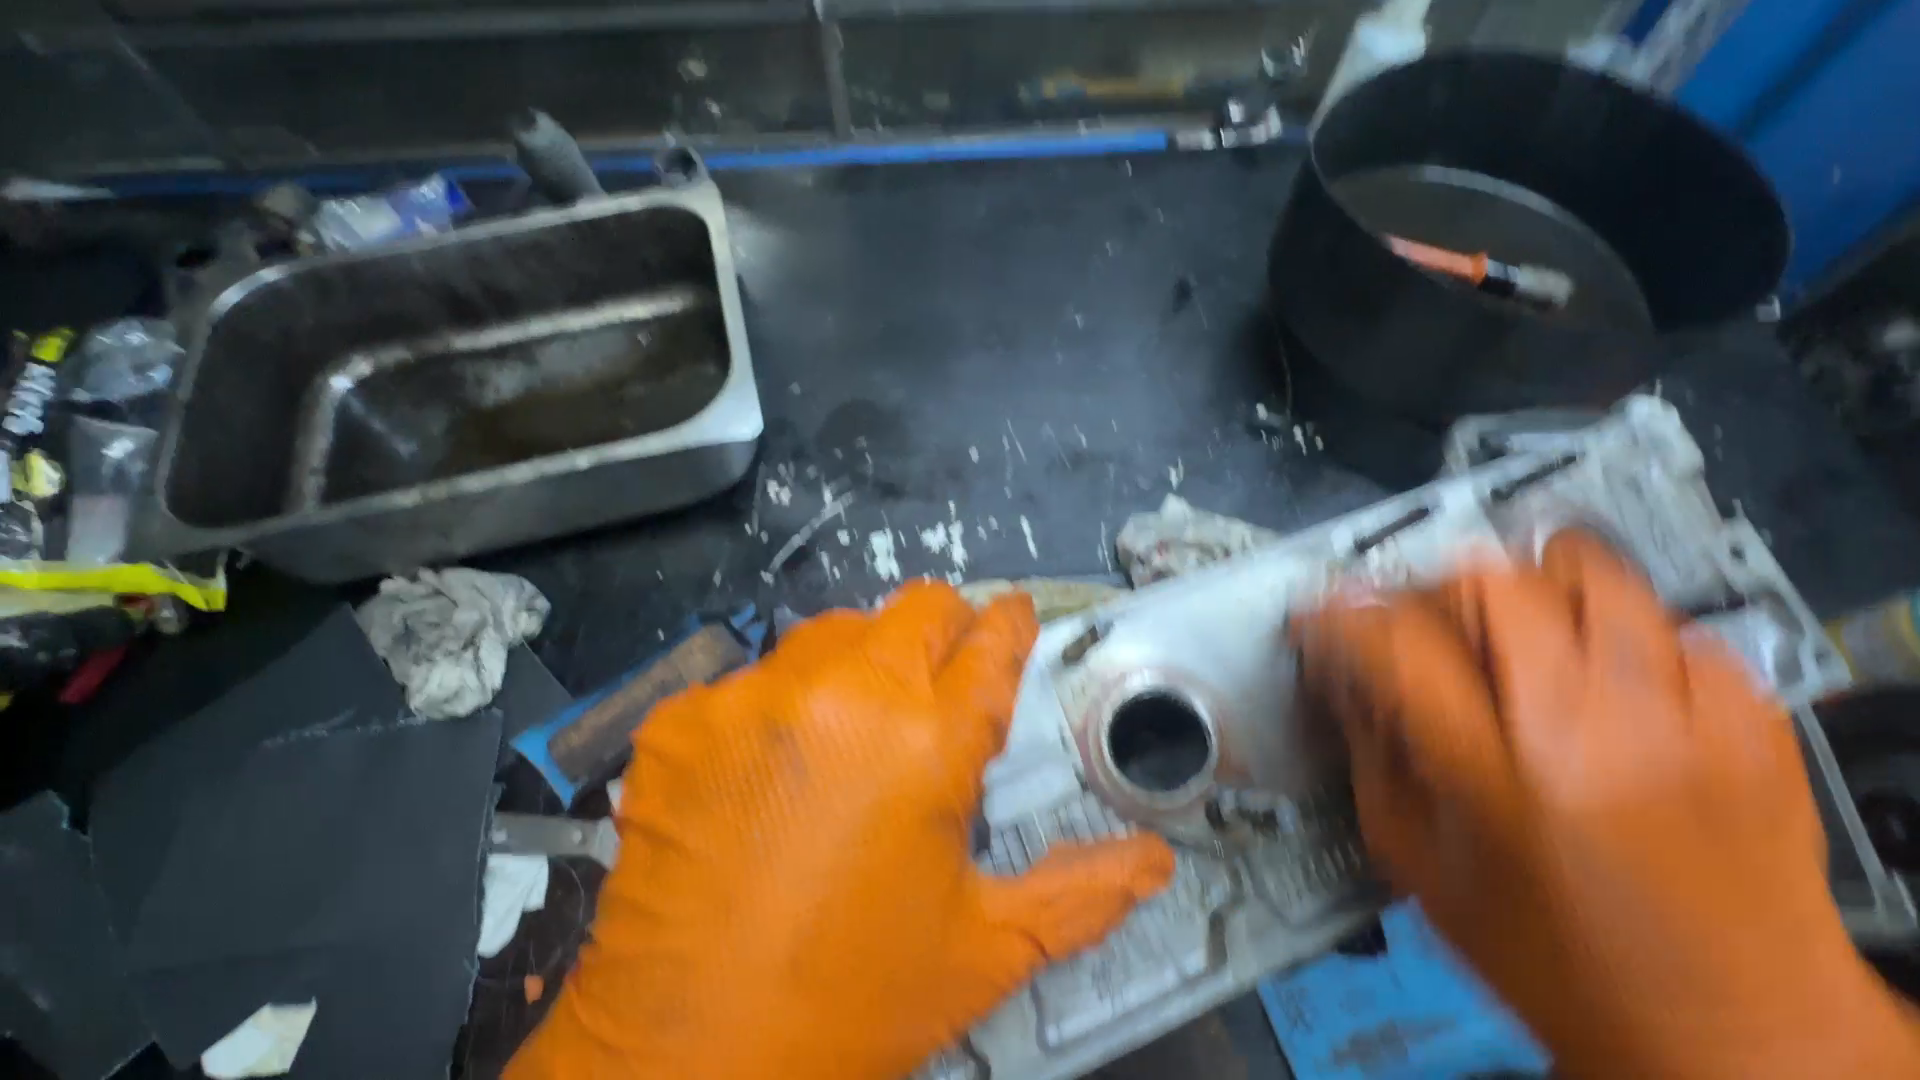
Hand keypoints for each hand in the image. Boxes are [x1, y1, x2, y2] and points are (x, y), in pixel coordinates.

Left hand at [506, 582, 1174, 1079]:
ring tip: (857, 732)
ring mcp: (749, 699)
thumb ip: (1080, 892)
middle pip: (915, 609)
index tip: (1012, 620)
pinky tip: (771, 777)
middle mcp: (840, 696)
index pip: (990, 643)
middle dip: (944, 631)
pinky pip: (749, 682)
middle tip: (943, 682)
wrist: (681, 1053)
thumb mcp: (983, 948)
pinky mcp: (678, 721)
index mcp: (927, 743)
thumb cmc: (849, 999)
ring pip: (830, 633)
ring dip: (860, 665)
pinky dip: (776, 710)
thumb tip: (1155, 860)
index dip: (1010, 624)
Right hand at [1295, 531, 1919, 1077]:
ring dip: (1520, 584)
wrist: (1732, 1029)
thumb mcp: (1422, 859)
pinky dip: (1606, 631)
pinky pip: (1660, 621)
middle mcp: (1593, 728)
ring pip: (1586, 571)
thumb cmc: (1559, 963)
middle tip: (1411, 621)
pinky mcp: (1747, 717)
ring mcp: (1682, 714)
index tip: (1321, 617)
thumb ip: (1373, 752)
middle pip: (1488, 582)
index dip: (1338, 616)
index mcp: (1495, 773)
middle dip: (1426, 589)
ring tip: (1501, 621)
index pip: (1394, 642)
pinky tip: (1588, 674)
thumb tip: (1345, 676)